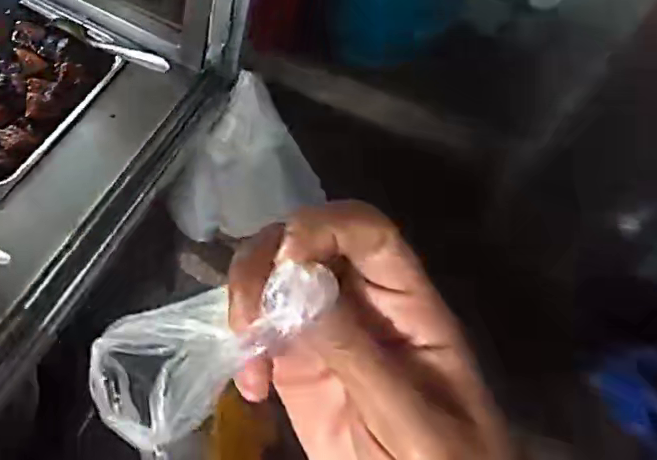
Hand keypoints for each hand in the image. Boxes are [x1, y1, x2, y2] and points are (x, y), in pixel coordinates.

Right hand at [228, 202, 510, 459]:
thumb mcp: (417, 430)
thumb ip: (361, 358)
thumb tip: (298, 286)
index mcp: (406, 307)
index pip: (366, 231)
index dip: (322, 226)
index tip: (287, 261)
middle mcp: (356, 298)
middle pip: (297, 237)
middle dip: (263, 267)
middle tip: (253, 319)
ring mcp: (318, 320)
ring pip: (263, 266)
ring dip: (243, 301)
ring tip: (250, 360)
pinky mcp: (287, 348)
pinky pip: (250, 314)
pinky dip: (239, 339)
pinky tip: (252, 384)